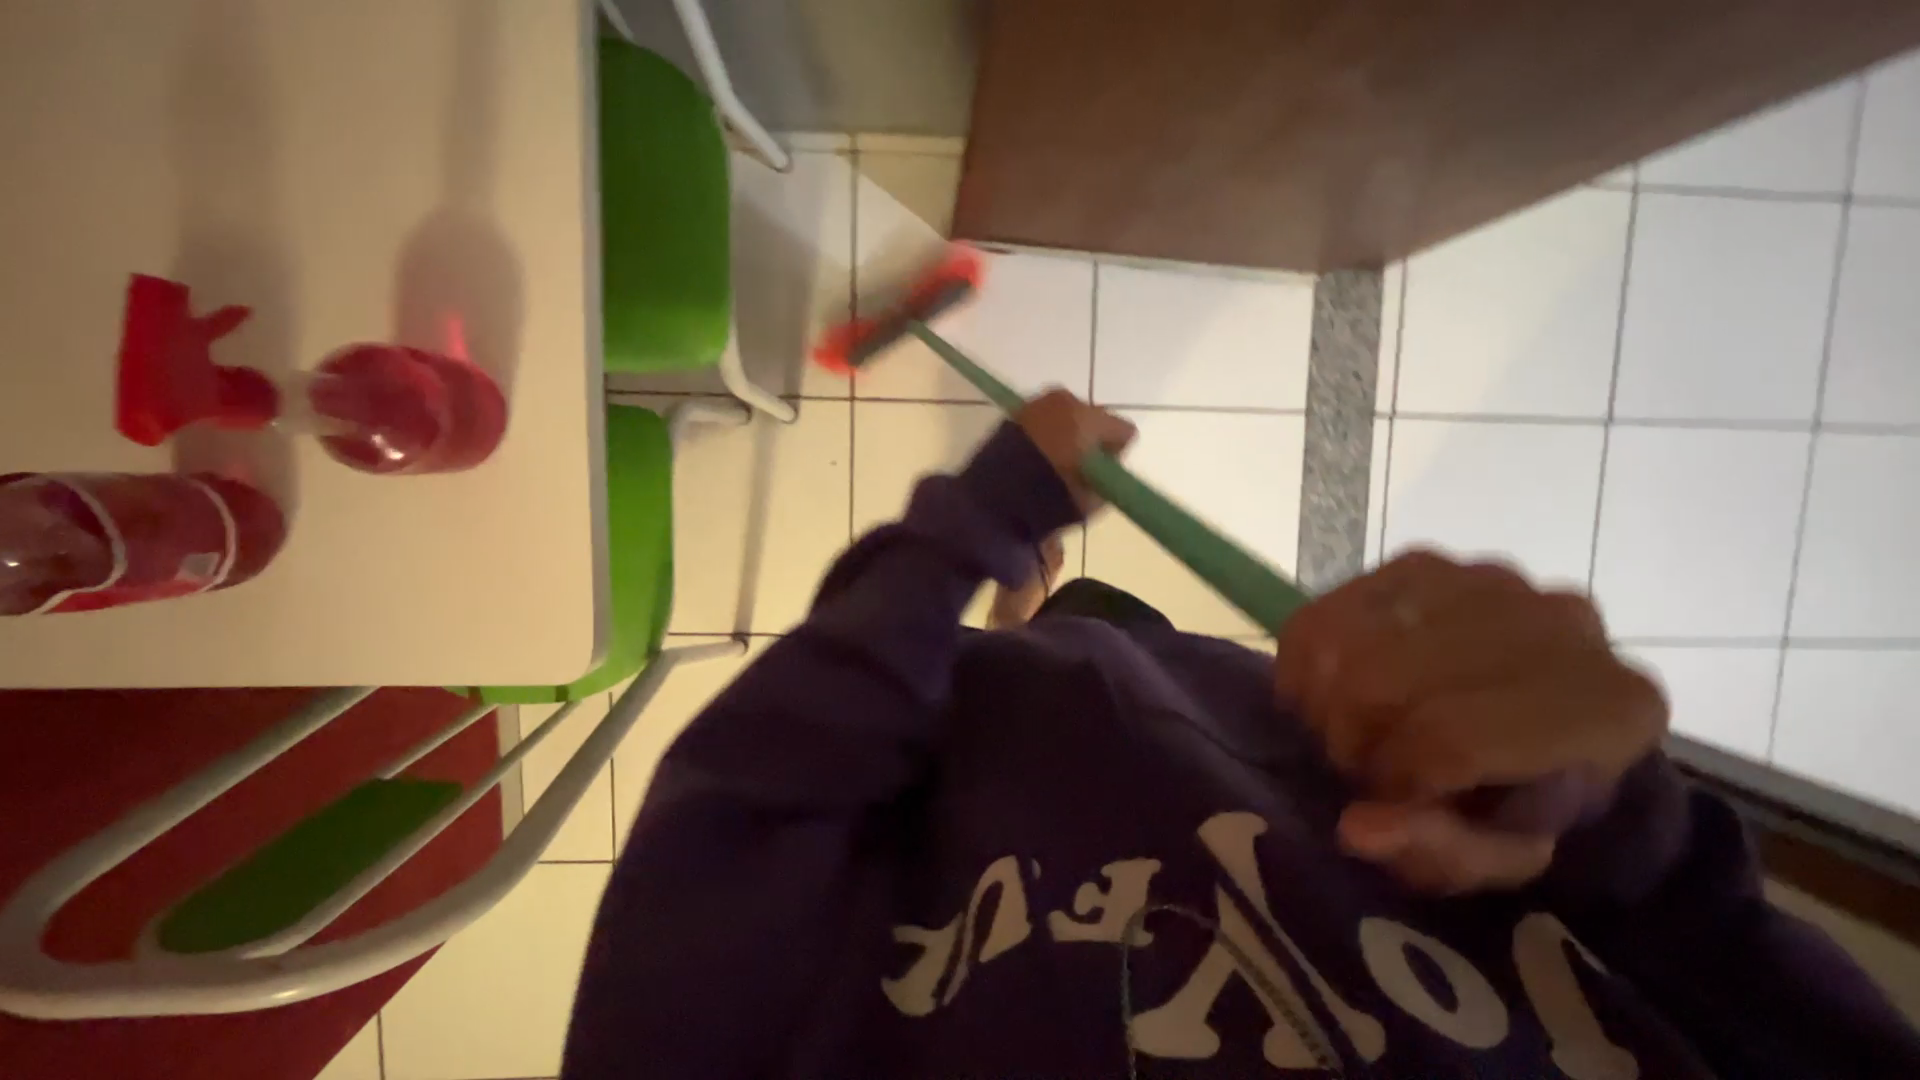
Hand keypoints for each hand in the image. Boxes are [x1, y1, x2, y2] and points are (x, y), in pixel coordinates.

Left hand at [1013, 389, 1136, 512]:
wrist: (993, 496)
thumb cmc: (1050, 498)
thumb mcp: (1092, 500)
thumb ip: (1108, 480)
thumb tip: (1105, 470)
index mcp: (1092, 419)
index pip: (1124, 431)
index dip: (1116, 453)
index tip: (1103, 472)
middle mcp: (1067, 401)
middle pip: (1094, 418)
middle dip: (1090, 438)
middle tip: (1077, 466)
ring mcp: (1038, 402)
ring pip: (1067, 415)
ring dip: (1066, 432)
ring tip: (1052, 461)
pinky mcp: (1016, 411)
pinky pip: (1042, 418)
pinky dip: (1044, 432)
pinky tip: (1034, 455)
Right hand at [1274, 551, 1667, 893]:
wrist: (1538, 716)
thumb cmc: (1524, 797)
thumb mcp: (1501, 853)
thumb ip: (1441, 851)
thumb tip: (1355, 826)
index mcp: (1606, 707)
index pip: (1452, 738)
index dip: (1396, 776)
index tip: (1385, 799)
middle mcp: (1554, 624)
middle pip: (1388, 680)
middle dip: (1350, 737)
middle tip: (1357, 766)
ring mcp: (1484, 580)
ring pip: (1351, 641)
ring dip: (1325, 701)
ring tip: (1342, 729)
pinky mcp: (1423, 563)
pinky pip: (1327, 610)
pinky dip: (1303, 661)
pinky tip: (1322, 694)